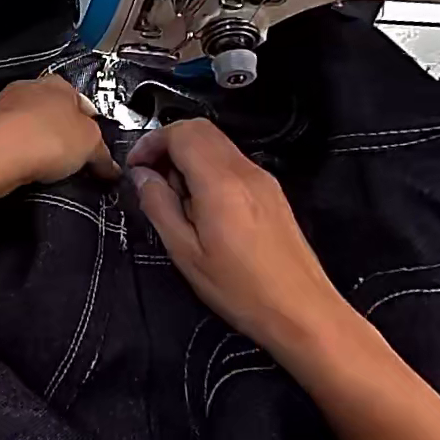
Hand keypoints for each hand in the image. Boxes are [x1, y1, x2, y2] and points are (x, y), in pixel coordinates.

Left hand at [0, 74, 119, 196]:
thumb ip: (102, 154)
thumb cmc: (49, 140)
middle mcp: (28, 86)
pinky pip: (3, 137)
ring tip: (40, 166)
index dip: (89, 125)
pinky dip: (10, 149)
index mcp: (59, 84)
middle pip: (51, 110)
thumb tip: (112, 168)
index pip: (82, 102)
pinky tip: (16, 167)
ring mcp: (0, 103)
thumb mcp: (90, 147)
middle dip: (59, 131)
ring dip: (32, 139)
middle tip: (67, 158)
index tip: (91, 148)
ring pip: (25, 122)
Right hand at [127, 120, 353, 357]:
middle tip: (151, 176)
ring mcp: (262, 178)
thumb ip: (158, 206)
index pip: (180, 133)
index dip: (151, 143)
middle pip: (199, 129)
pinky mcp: (270, 190)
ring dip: (188, 156)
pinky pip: (231, 161)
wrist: (303, 311)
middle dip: (168, 144)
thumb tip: (141, 176)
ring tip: (176, 197)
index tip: (136, 166)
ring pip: (216, 142)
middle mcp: (244, 170)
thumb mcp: (185, 253)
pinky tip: (203, 206)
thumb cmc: (243, 290)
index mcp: (220, 182)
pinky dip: (208, 168)